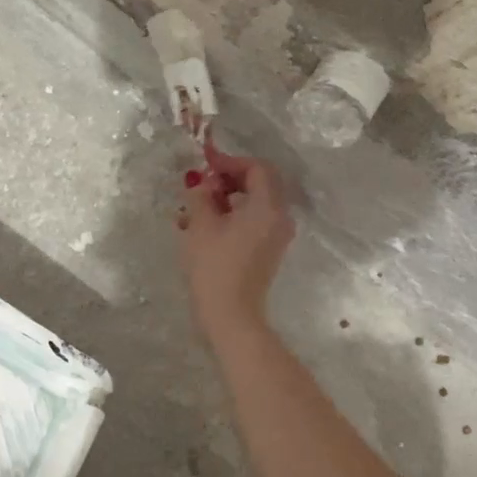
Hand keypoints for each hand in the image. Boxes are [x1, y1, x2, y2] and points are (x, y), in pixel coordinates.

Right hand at [177, 144, 294, 344]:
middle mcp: (280, 217)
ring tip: (195, 210)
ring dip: (227, 200)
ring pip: (255, 204)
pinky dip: (233, 216)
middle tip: (201, 186)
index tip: (205, 166)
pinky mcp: (268, 251)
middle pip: (260, 184)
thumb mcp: (201, 226)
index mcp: (268, 206)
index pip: (257, 168)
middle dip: (229, 180)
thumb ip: (202, 196)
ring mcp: (277, 236)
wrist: (230, 314)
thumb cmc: (214, 267)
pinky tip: (205, 227)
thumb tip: (204, 182)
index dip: (230, 162)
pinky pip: (254, 221)